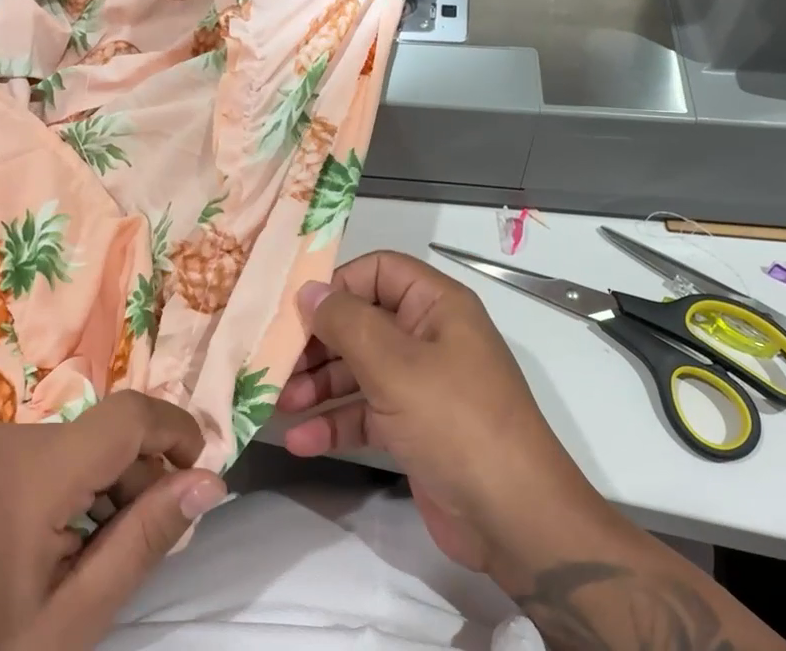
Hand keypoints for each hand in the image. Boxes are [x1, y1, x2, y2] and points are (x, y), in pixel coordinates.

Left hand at [0, 391, 224, 650]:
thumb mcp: (73, 615)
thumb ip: (145, 540)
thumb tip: (210, 481)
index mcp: (35, 472)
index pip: (131, 415)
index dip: (179, 431)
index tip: (202, 475)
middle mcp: (9, 438)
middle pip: (107, 432)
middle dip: (143, 475)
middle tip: (146, 543)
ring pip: (79, 443)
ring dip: (109, 484)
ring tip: (100, 553)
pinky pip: (46, 454)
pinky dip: (74, 484)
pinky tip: (62, 541)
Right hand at [278, 251, 620, 585]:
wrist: (511, 515)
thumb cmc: (455, 422)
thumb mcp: (395, 365)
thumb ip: (346, 323)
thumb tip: (309, 290)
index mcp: (437, 306)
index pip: (379, 271)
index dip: (338, 284)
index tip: (293, 311)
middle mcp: (430, 338)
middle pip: (362, 323)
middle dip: (318, 344)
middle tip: (275, 365)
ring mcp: (422, 385)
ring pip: (359, 370)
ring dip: (319, 385)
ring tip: (280, 405)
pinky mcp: (414, 429)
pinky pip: (366, 413)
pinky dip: (336, 423)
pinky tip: (302, 441)